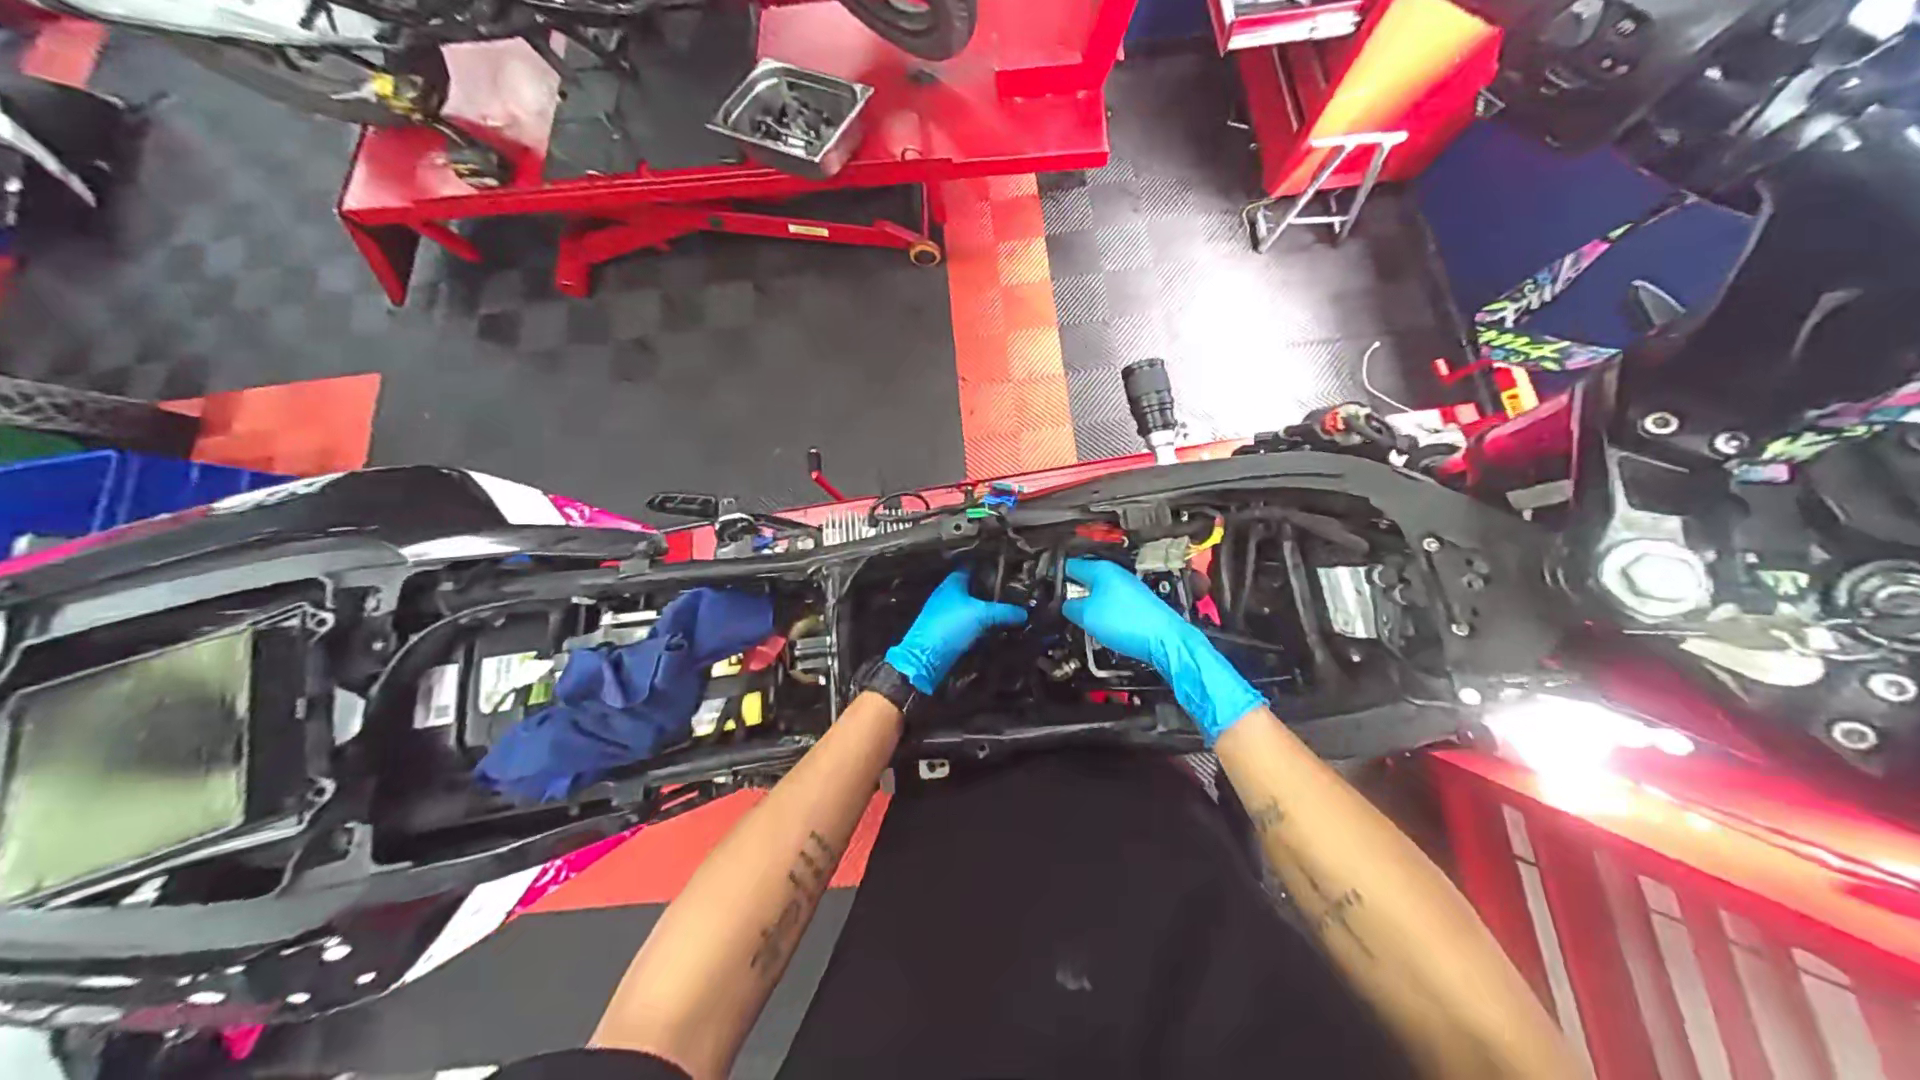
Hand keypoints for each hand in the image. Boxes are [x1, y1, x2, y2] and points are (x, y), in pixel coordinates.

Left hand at [885, 569, 1027, 692]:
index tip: (1008, 575)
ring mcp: (943, 615)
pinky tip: (993, 633)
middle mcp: (946, 595)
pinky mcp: (944, 633)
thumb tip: (1024, 613)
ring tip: (1008, 617)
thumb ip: (1004, 611)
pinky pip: (966, 626)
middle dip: (990, 595)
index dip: (988, 571)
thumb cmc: (951, 626)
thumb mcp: (982, 615)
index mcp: (952, 583)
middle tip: (1013, 598)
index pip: (972, 570)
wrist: (923, 659)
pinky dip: (978, 628)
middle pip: (972, 591)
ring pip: (970, 610)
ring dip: (985, 614)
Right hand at [1062, 557, 1264, 742]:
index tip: (1050, 586)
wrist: (1164, 640)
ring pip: (1100, 593)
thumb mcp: (1086, 616)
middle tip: (1065, 608)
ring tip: (1084, 620)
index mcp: (1102, 569)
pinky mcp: (1138, 602)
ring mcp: (1130, 587)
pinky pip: (1113, 604)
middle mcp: (1117, 574)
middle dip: (1075, 592)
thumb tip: (1066, 605)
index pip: (1071, 565)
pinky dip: (1106, 613)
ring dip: (1090, 605)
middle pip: (1086, 579)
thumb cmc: (1128, 623)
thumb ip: (1070, 607)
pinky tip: (1105, 626)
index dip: (1057, 576)